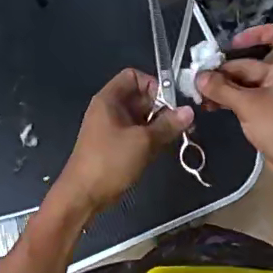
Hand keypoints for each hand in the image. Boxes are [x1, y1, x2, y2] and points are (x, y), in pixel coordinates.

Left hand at [51, 68, 192, 213]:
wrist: (83, 196)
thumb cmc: (110, 162)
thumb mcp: (143, 141)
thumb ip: (168, 124)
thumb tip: (189, 111)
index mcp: (110, 99)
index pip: (134, 76)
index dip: (154, 84)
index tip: (170, 103)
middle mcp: (110, 109)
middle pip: (141, 97)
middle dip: (162, 108)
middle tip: (181, 124)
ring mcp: (113, 128)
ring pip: (142, 117)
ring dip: (159, 126)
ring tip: (174, 138)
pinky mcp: (116, 145)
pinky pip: (138, 133)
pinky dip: (151, 138)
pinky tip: (161, 150)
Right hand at [194, 24, 272, 195]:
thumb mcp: (248, 106)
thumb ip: (222, 89)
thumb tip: (199, 77)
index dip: (255, 34)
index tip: (231, 45)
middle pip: (255, 63)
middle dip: (227, 71)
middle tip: (201, 81)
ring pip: (251, 82)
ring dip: (228, 87)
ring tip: (202, 96)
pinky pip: (254, 97)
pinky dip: (236, 99)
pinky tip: (214, 106)